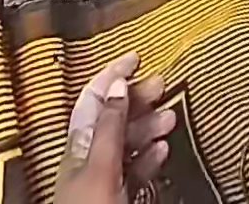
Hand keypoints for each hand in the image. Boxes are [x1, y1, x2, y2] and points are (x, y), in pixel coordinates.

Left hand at [56, 53, 175, 203]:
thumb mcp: (100, 164)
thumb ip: (109, 126)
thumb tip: (118, 84)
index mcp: (79, 141)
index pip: (95, 95)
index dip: (114, 73)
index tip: (136, 58)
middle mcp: (88, 155)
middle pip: (114, 116)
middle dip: (137, 97)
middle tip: (161, 84)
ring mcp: (103, 177)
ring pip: (127, 141)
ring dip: (148, 126)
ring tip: (169, 116)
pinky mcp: (117, 197)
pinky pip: (133, 169)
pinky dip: (148, 156)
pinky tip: (161, 148)